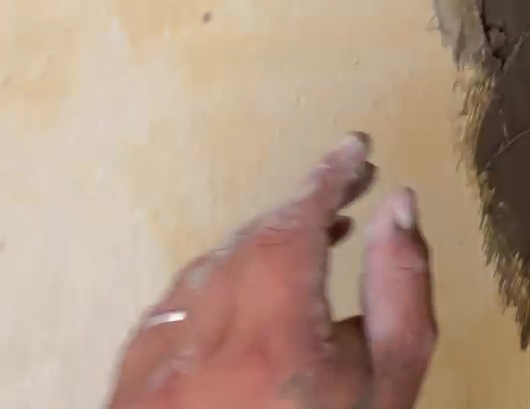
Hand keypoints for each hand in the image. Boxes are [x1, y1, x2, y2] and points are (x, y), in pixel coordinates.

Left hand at [107, 134, 436, 408]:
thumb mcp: (400, 365)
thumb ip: (403, 279)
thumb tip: (398, 201)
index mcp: (272, 347)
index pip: (290, 234)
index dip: (324, 180)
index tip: (355, 146)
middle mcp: (197, 359)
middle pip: (245, 246)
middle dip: (303, 203)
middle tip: (353, 180)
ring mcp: (148, 384)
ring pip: (201, 274)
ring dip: (262, 237)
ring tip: (318, 227)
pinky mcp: (125, 400)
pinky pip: (168, 313)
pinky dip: (217, 276)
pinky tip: (253, 278)